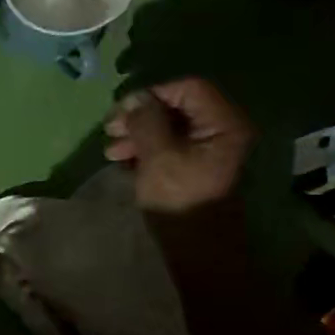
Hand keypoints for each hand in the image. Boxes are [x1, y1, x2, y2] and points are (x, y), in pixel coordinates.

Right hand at [104, 77, 254, 213]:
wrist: (193, 244)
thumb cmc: (178, 197)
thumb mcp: (158, 156)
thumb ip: (146, 122)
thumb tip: (135, 97)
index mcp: (223, 123)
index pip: (189, 89)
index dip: (153, 95)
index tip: (121, 112)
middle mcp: (220, 130)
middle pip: (178, 107)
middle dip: (141, 115)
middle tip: (110, 129)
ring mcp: (207, 148)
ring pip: (169, 127)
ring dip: (137, 133)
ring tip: (112, 151)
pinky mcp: (193, 164)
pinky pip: (168, 144)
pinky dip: (145, 147)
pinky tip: (124, 159)